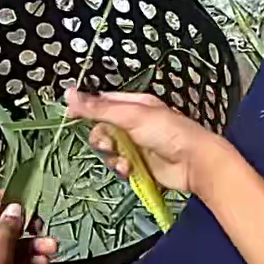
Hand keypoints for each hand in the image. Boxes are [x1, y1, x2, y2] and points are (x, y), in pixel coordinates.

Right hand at [64, 89, 233, 195]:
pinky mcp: (139, 164)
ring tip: (124, 160)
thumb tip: (70, 94)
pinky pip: (119, 165)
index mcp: (134, 105)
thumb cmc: (170, 133)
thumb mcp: (130, 115)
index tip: (71, 116)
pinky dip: (121, 168)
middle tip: (108, 143)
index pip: (103, 103)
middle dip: (101, 138)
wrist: (193, 162)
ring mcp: (137, 145)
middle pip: (102, 129)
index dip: (86, 109)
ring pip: (109, 150)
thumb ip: (98, 108)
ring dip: (112, 156)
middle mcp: (134, 124)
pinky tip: (130, 169)